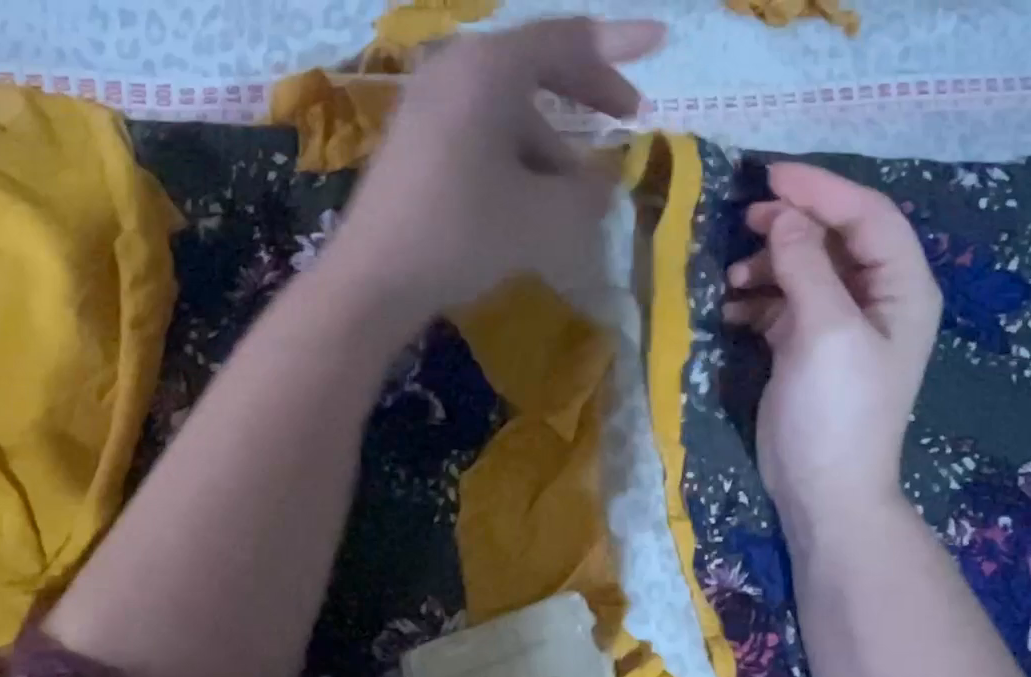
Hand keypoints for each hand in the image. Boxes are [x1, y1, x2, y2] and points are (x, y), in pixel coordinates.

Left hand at [326, 17, 665, 317]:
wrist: (372, 282)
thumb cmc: (461, 234)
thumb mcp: (542, 218)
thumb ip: (586, 197)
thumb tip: (600, 188)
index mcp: (488, 69)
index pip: (566, 39)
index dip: (619, 44)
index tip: (659, 41)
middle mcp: (454, 73)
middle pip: (534, 68)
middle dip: (585, 93)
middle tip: (626, 115)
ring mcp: (426, 108)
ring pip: (506, 111)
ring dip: (549, 142)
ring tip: (577, 190)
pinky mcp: (412, 146)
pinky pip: (478, 135)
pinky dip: (513, 156)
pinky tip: (527, 200)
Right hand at [724, 163, 942, 530]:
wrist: (824, 489)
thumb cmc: (836, 412)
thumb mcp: (824, 333)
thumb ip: (806, 268)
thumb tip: (784, 217)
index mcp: (901, 289)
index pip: (868, 217)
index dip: (823, 190)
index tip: (769, 176)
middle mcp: (875, 299)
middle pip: (835, 238)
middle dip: (792, 224)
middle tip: (746, 220)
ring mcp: (838, 326)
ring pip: (804, 270)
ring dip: (768, 264)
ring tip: (732, 278)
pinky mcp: (805, 350)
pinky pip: (781, 305)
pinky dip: (756, 299)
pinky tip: (731, 308)